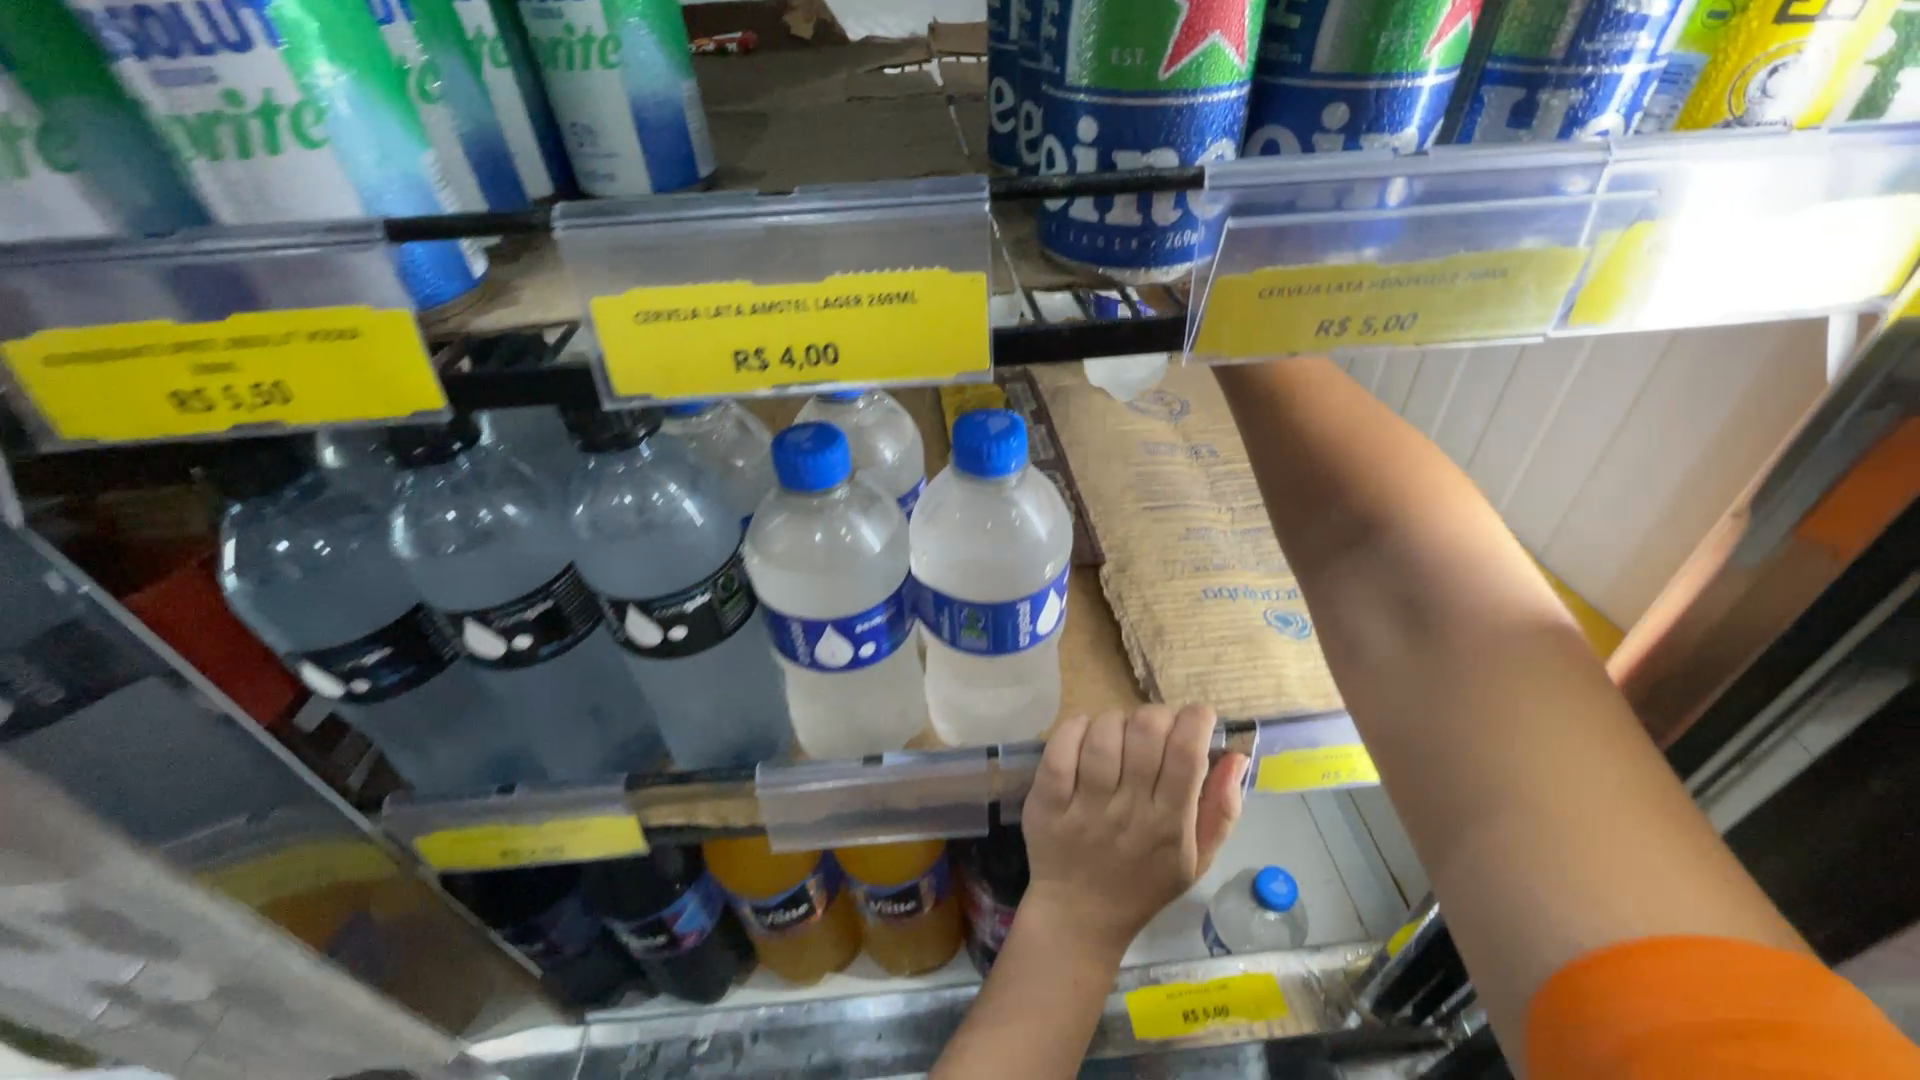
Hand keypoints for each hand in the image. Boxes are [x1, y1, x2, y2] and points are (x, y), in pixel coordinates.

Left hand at [1020, 705, 1247, 957]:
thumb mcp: (1198, 859)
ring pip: (1102, 735)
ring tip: (1120, 734)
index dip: (1195, 720)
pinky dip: (1073, 729)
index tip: (1197, 716)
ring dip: (1115, 720)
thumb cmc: (1145, 884)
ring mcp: (1084, 806)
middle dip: (1156, 715)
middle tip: (1155, 727)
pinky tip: (1084, 732)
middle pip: (1145, 733)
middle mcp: (1128, 811)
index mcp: (1170, 824)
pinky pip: (1059, 751)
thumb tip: (1236, 756)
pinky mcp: (1047, 803)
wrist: (1082, 916)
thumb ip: (1222, 809)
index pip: (1187, 754)